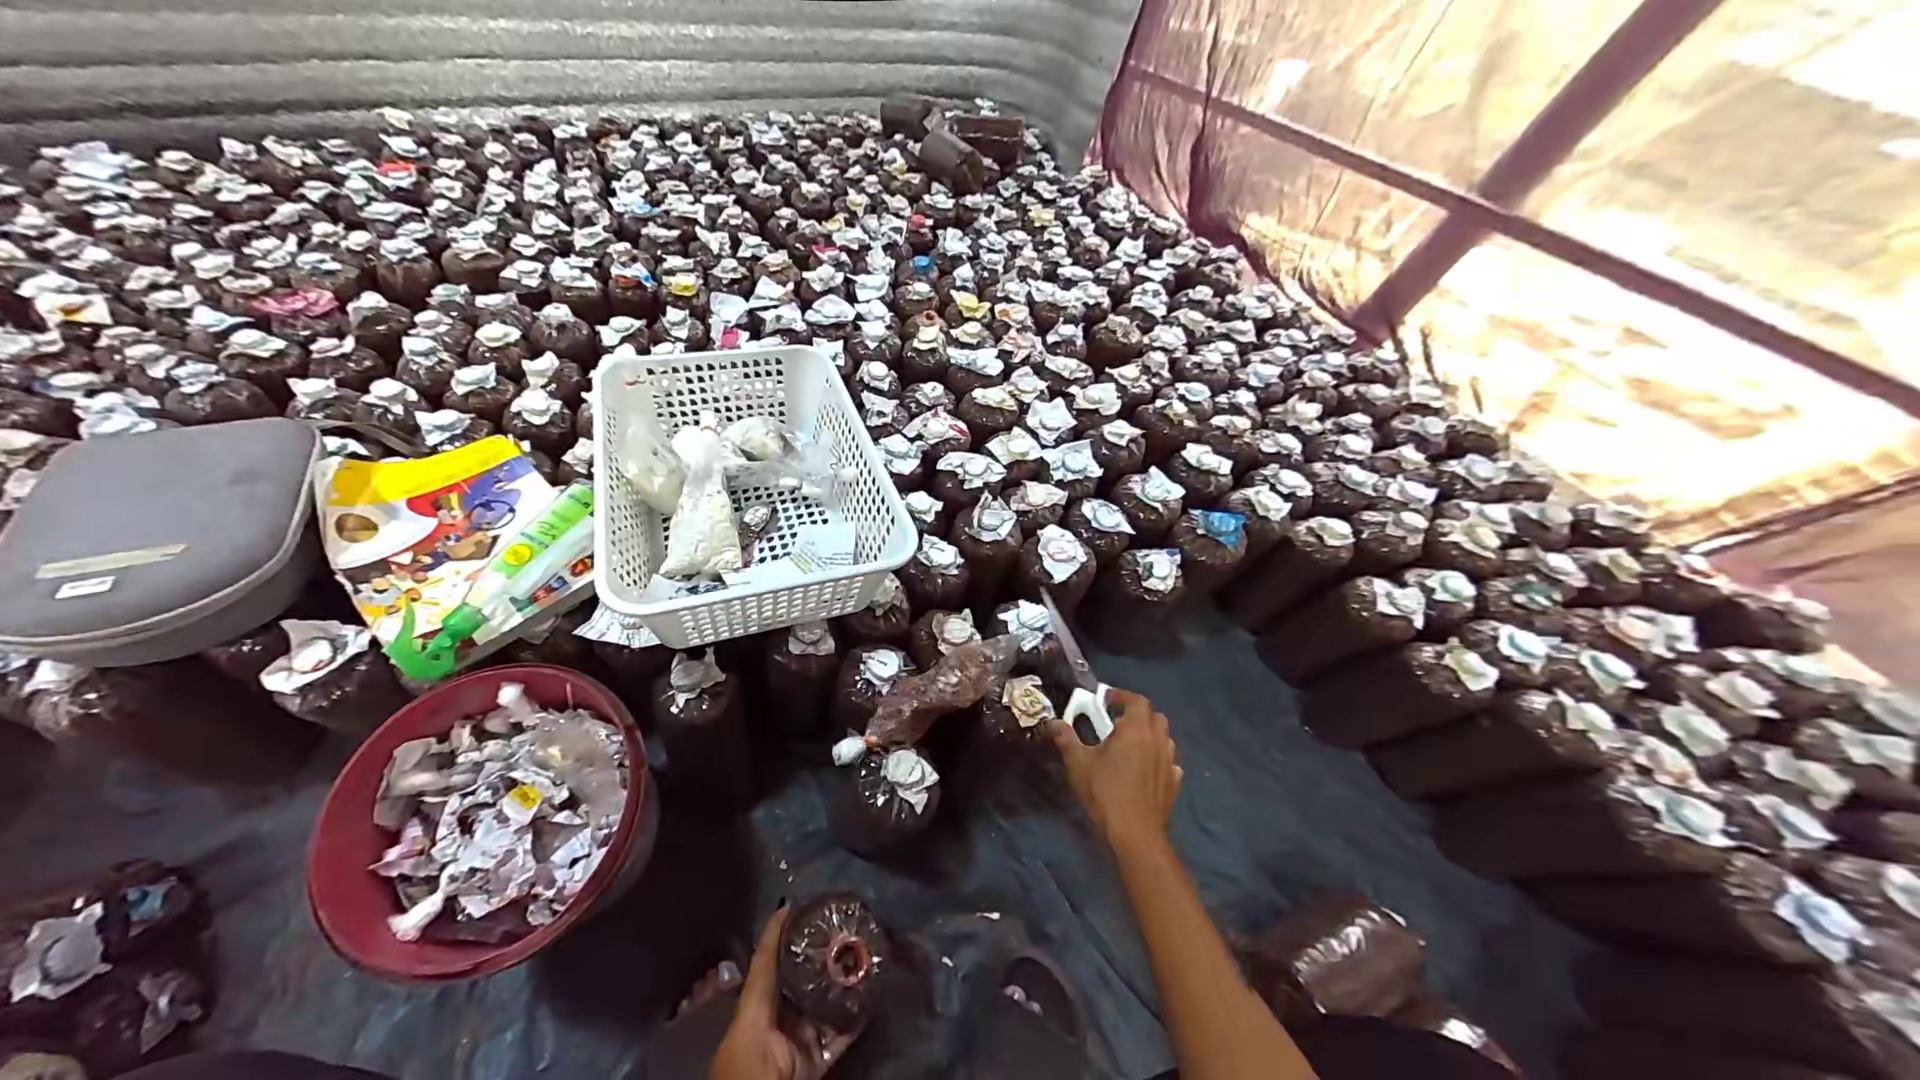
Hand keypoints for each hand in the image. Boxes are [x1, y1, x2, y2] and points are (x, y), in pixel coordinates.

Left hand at [711, 906, 859, 1079]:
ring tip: (866, 958)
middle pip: (804, 981)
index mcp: (758, 1005)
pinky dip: (855, 1019)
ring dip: (844, 986)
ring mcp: (802, 1040)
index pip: (770, 961)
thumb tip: (782, 909)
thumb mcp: (752, 1010)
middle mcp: (781, 1018)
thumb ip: (766, 967)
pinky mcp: (819, 1061)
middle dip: (823, 958)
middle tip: (848, 929)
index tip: (802, 903)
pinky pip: (840, 1036)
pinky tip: (872, 997)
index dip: (782, 932)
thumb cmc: (747, 1061)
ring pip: (826, 1006)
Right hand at [1047, 688, 1182, 852]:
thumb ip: (1066, 739)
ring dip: (1149, 734)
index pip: (1136, 700)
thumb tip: (1053, 723)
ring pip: (1164, 737)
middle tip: (1116, 721)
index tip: (1106, 699)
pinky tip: (1145, 769)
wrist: (1135, 833)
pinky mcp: (1174, 781)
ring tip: (1130, 744)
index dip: (1122, 696)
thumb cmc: (1105, 792)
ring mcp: (1169, 761)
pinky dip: (1157, 758)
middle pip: (1153, 716)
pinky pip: (1168, 761)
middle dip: (1136, 713)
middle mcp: (1157, 740)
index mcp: (1136, 729)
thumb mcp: (1078, 763)